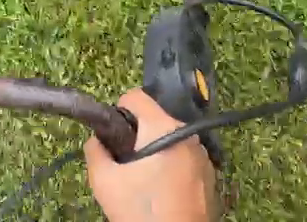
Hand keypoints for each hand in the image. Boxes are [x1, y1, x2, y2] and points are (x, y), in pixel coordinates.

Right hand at [85, 90, 219, 221]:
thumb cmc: (142, 212)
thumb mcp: (105, 182)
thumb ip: (95, 151)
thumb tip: (97, 139)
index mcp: (163, 126)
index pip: (135, 96)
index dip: (119, 111)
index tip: (115, 134)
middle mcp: (188, 133)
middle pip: (154, 120)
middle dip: (139, 137)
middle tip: (128, 165)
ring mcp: (202, 154)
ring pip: (170, 140)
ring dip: (157, 151)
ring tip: (146, 181)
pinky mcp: (211, 174)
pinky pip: (185, 158)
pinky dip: (174, 167)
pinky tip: (164, 191)